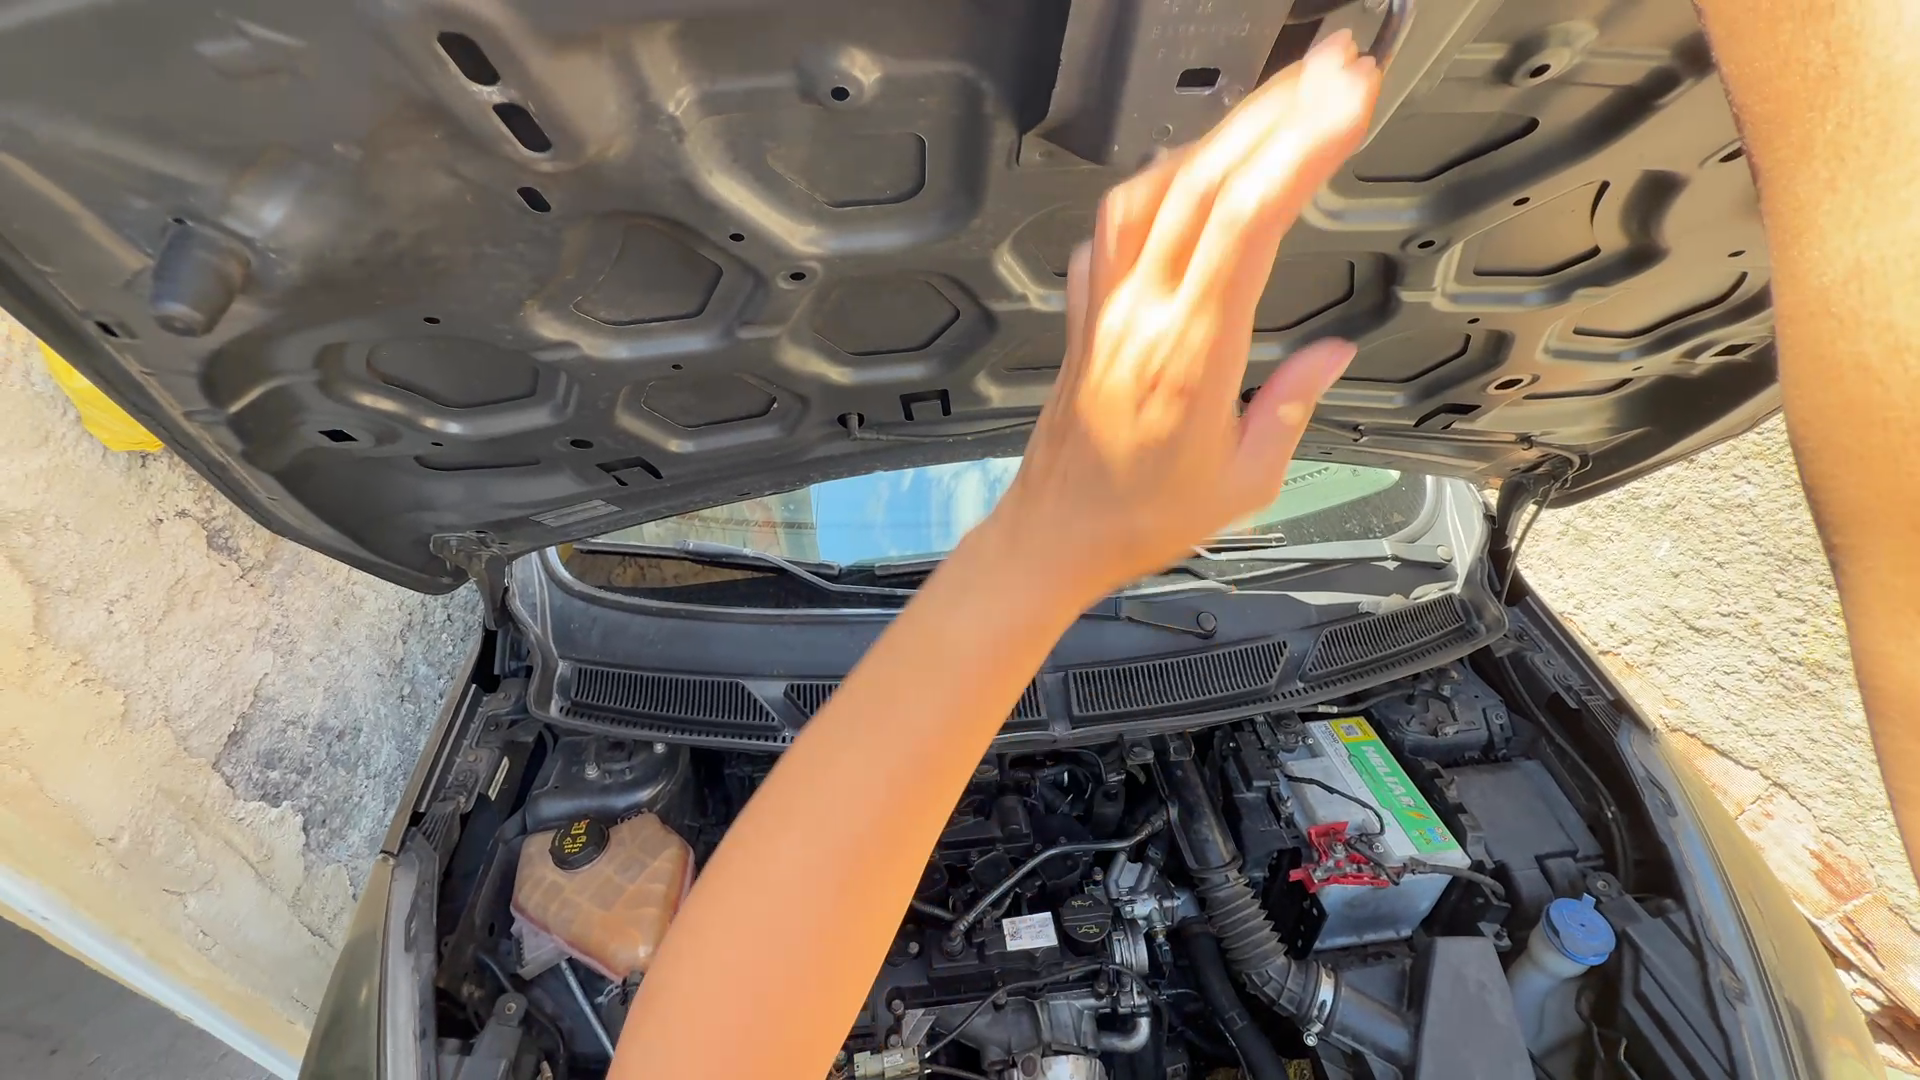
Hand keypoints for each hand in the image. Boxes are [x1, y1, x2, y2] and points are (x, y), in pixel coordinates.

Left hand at [989, 32, 1379, 602]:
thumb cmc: (1136, 520)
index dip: (1301, 148)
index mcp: (1191, 356)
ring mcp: (1104, 315)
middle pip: (1203, 186)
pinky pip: (1107, 236)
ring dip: (1211, 142)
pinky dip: (1149, 191)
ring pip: (1149, 197)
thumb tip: (1330, 355)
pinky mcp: (1083, 324)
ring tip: (1267, 110)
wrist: (1054, 536)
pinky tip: (1175, 180)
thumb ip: (1290, 407)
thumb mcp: (1242, 482)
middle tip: (1331, 72)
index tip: (1349, 99)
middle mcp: (1140, 320)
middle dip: (1273, 115)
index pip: (1248, 222)